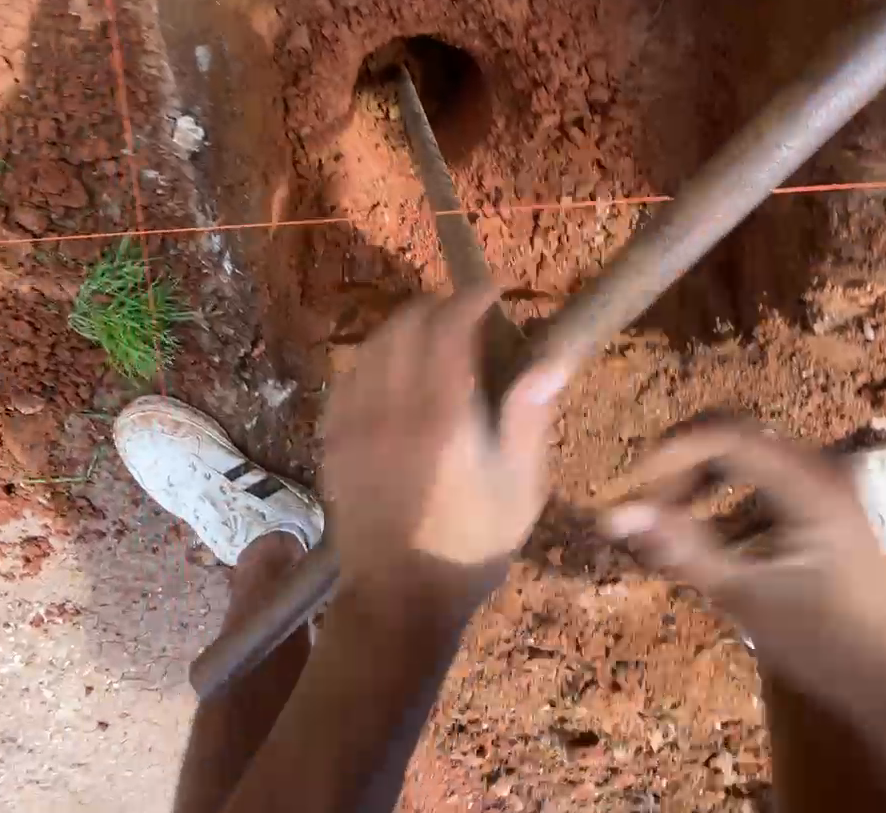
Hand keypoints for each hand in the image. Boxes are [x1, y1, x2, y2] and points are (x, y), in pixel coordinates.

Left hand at [321, 289, 570, 613]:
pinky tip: (388, 371)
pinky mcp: (333, 441)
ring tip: (427, 335)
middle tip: (460, 312)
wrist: (400, 595)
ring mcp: (354, 423)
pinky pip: (346, 379)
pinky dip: (370, 359)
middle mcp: (391, 408)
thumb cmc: (473, 543)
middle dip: (434, 306)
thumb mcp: (519, 487)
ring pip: (370, 347)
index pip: (449, 328)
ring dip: (400, 328)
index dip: (469, 298)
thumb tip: (552, 359)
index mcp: (444, 416)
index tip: (488, 289)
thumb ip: (529, 417)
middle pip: (403, 326)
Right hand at [600, 420, 885, 716]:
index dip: (667, 453)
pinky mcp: (821, 506)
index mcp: (807, 483)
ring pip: (740, 453)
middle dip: (677, 463)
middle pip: (728, 434)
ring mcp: (823, 486)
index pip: (720, 433)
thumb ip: (679, 549)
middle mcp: (817, 470)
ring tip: (668, 520)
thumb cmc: (832, 647)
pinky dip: (720, 495)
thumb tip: (614, 515)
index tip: (633, 489)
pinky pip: (757, 477)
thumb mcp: (745, 597)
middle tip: (646, 504)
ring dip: (696, 478)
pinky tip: (705, 534)